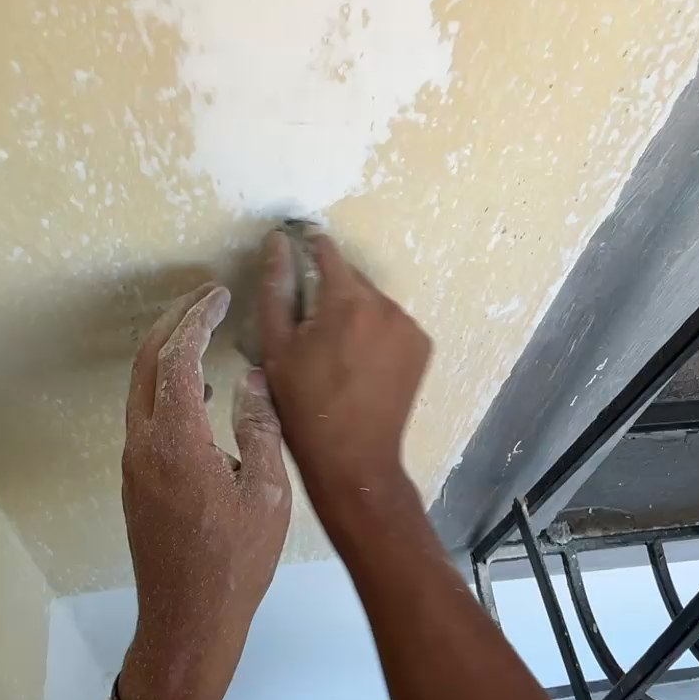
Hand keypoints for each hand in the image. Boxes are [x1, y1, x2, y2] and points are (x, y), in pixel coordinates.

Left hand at [118, 283, 291, 699]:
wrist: (188, 619)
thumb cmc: (235, 561)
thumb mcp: (267, 494)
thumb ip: (259, 430)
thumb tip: (252, 380)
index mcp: (177, 440)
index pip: (180, 358)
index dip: (197, 318)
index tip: (218, 293)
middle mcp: (144, 443)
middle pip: (147, 362)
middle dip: (174, 321)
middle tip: (205, 298)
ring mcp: (135, 463)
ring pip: (141, 388)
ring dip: (167, 353)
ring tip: (203, 334)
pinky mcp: (137, 480)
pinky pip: (146, 415)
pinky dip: (167, 387)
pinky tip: (202, 395)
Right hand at [257, 231, 431, 516]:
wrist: (354, 457)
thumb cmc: (305, 406)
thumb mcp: (277, 347)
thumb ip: (276, 288)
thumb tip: (279, 242)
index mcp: (348, 301)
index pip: (327, 252)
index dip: (308, 252)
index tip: (296, 262)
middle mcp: (386, 305)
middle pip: (352, 278)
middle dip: (331, 292)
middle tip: (312, 328)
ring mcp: (409, 326)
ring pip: (373, 301)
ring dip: (355, 312)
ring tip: (337, 350)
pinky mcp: (422, 346)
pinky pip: (392, 323)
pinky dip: (376, 331)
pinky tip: (362, 361)